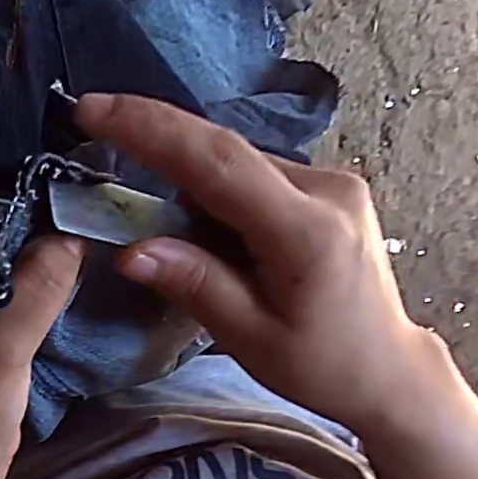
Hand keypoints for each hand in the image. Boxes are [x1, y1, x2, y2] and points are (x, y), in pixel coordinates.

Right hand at [73, 92, 455, 436]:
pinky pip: (256, 181)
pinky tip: (224, 249)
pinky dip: (221, 206)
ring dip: (195, 201)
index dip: (151, 130)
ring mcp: (332, 183)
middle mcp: (326, 189)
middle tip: (122, 209)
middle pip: (224, 160)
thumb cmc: (319, 366)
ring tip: (195, 259)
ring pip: (237, 170)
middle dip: (164, 175)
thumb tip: (131, 250)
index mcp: (306, 232)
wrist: (385, 367)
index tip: (92, 110)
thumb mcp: (249, 337)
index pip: (219, 161)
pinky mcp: (328, 189)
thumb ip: (196, 285)